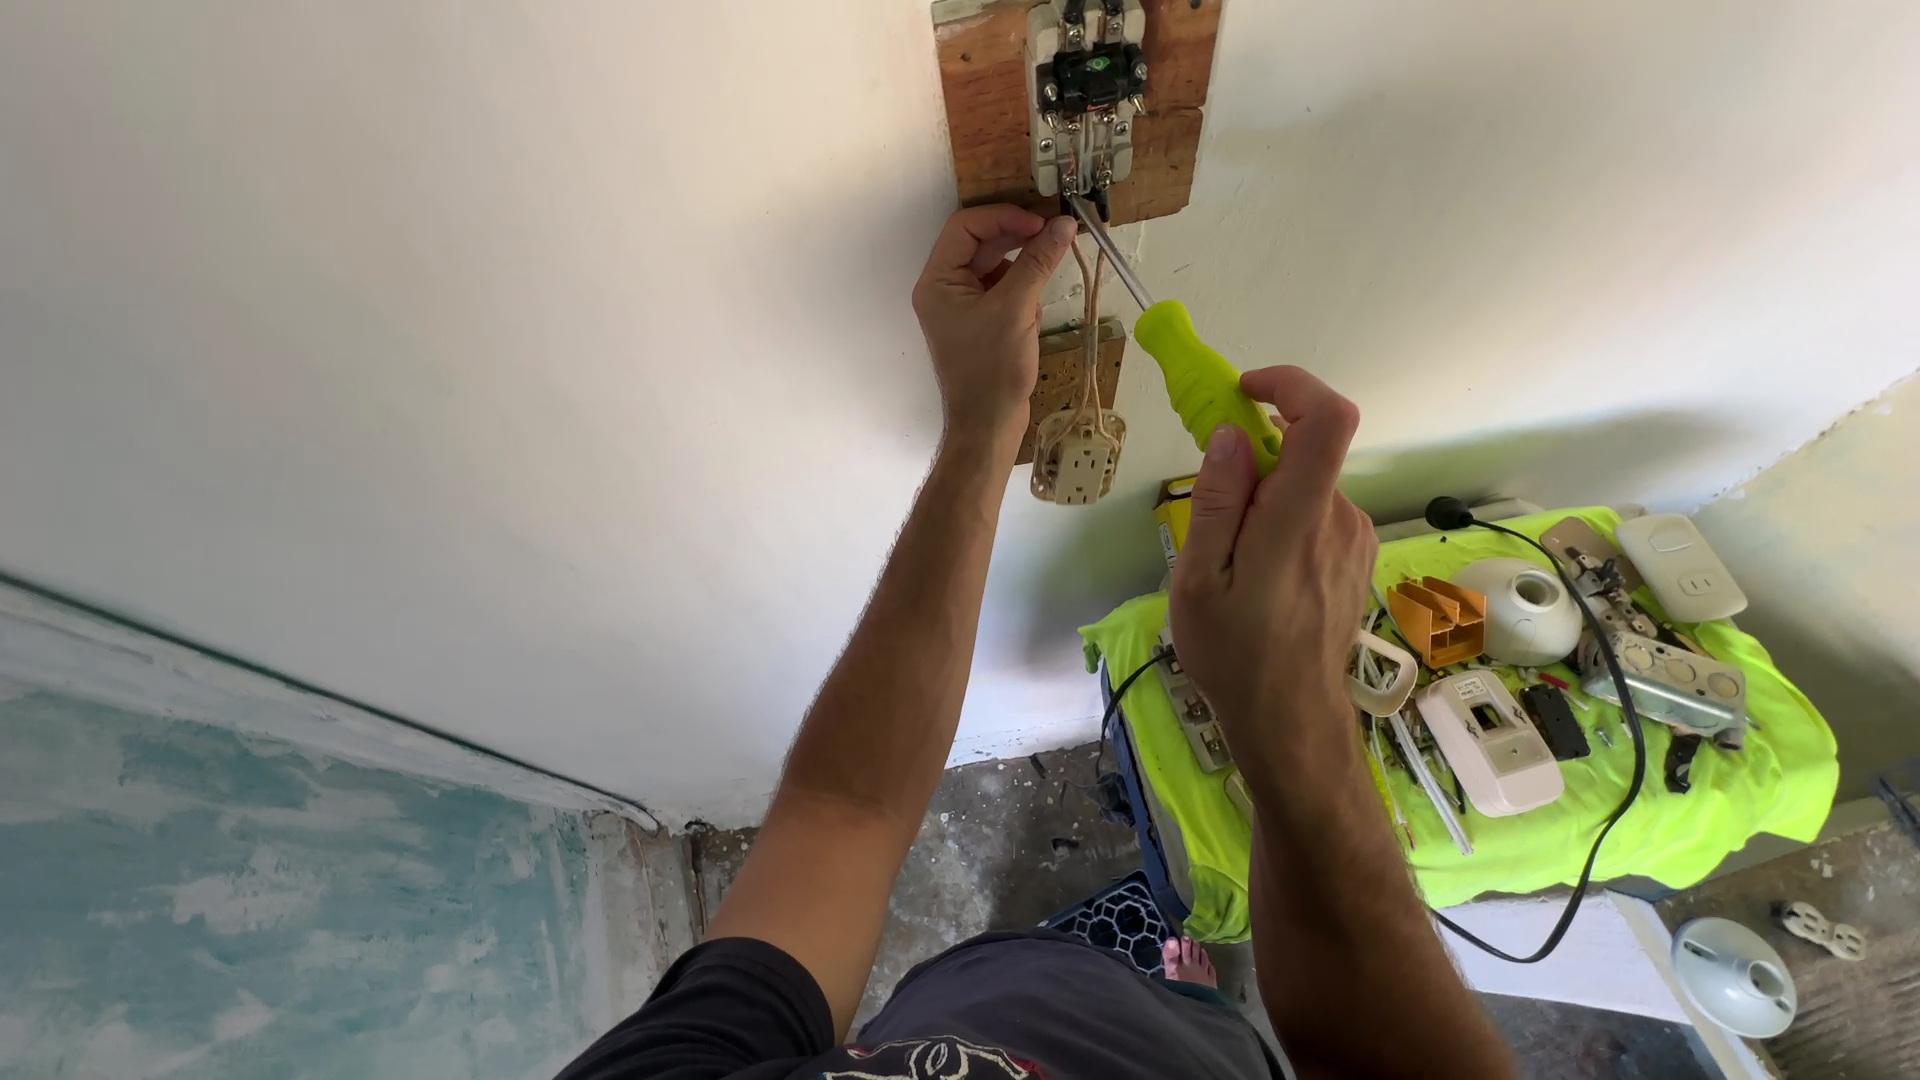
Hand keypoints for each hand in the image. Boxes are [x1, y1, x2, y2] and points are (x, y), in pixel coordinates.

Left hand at [912, 205, 1076, 449]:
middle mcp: (943, 290)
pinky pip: (1001, 292)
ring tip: (1044, 285)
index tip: (1041, 224)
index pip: (966, 226)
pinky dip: (1022, 296)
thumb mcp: (1017, 309)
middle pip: (981, 244)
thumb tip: (1064, 223)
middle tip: (1055, 238)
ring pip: (995, 268)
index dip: (1004, 217)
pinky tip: (1034, 317)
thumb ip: (1039, 262)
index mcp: (937, 281)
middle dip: (1018, 241)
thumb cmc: (992, 370)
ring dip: (1023, 271)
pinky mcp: (979, 324)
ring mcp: (961, 308)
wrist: (988, 425)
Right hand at [1167, 367, 1375, 772]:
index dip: (1291, 385)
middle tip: (1210, 511)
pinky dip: (1282, 519)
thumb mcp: (1198, 580)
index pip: (1326, 420)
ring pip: (1305, 485)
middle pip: (1304, 451)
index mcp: (1296, 521)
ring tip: (1231, 561)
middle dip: (1252, 461)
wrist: (1290, 719)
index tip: (1243, 391)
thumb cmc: (1232, 653)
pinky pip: (1316, 513)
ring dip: (1264, 498)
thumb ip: (1216, 503)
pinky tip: (1260, 574)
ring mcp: (1354, 538)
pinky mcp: (1356, 556)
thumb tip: (1229, 435)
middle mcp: (1339, 518)